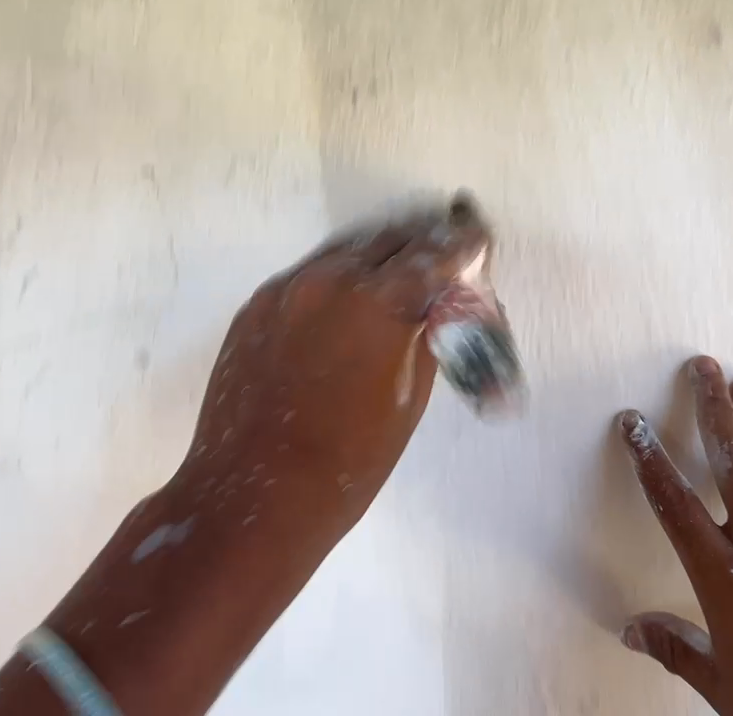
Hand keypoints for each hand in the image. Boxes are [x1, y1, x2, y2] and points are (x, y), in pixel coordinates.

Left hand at [177, 196, 493, 538]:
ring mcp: (286, 288)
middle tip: (439, 260)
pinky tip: (343, 306)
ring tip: (395, 277)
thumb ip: (426, 338)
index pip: (435, 254)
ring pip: (344, 252)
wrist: (255, 496)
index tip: (477, 237)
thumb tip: (439, 305)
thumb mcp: (408, 399)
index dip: (463, 244)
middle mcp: (330, 279)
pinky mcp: (257, 305)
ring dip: (376, 259)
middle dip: (420, 246)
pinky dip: (334, 281)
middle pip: (389, 241)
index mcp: (378, 302)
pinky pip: (307, 277)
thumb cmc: (347, 463)